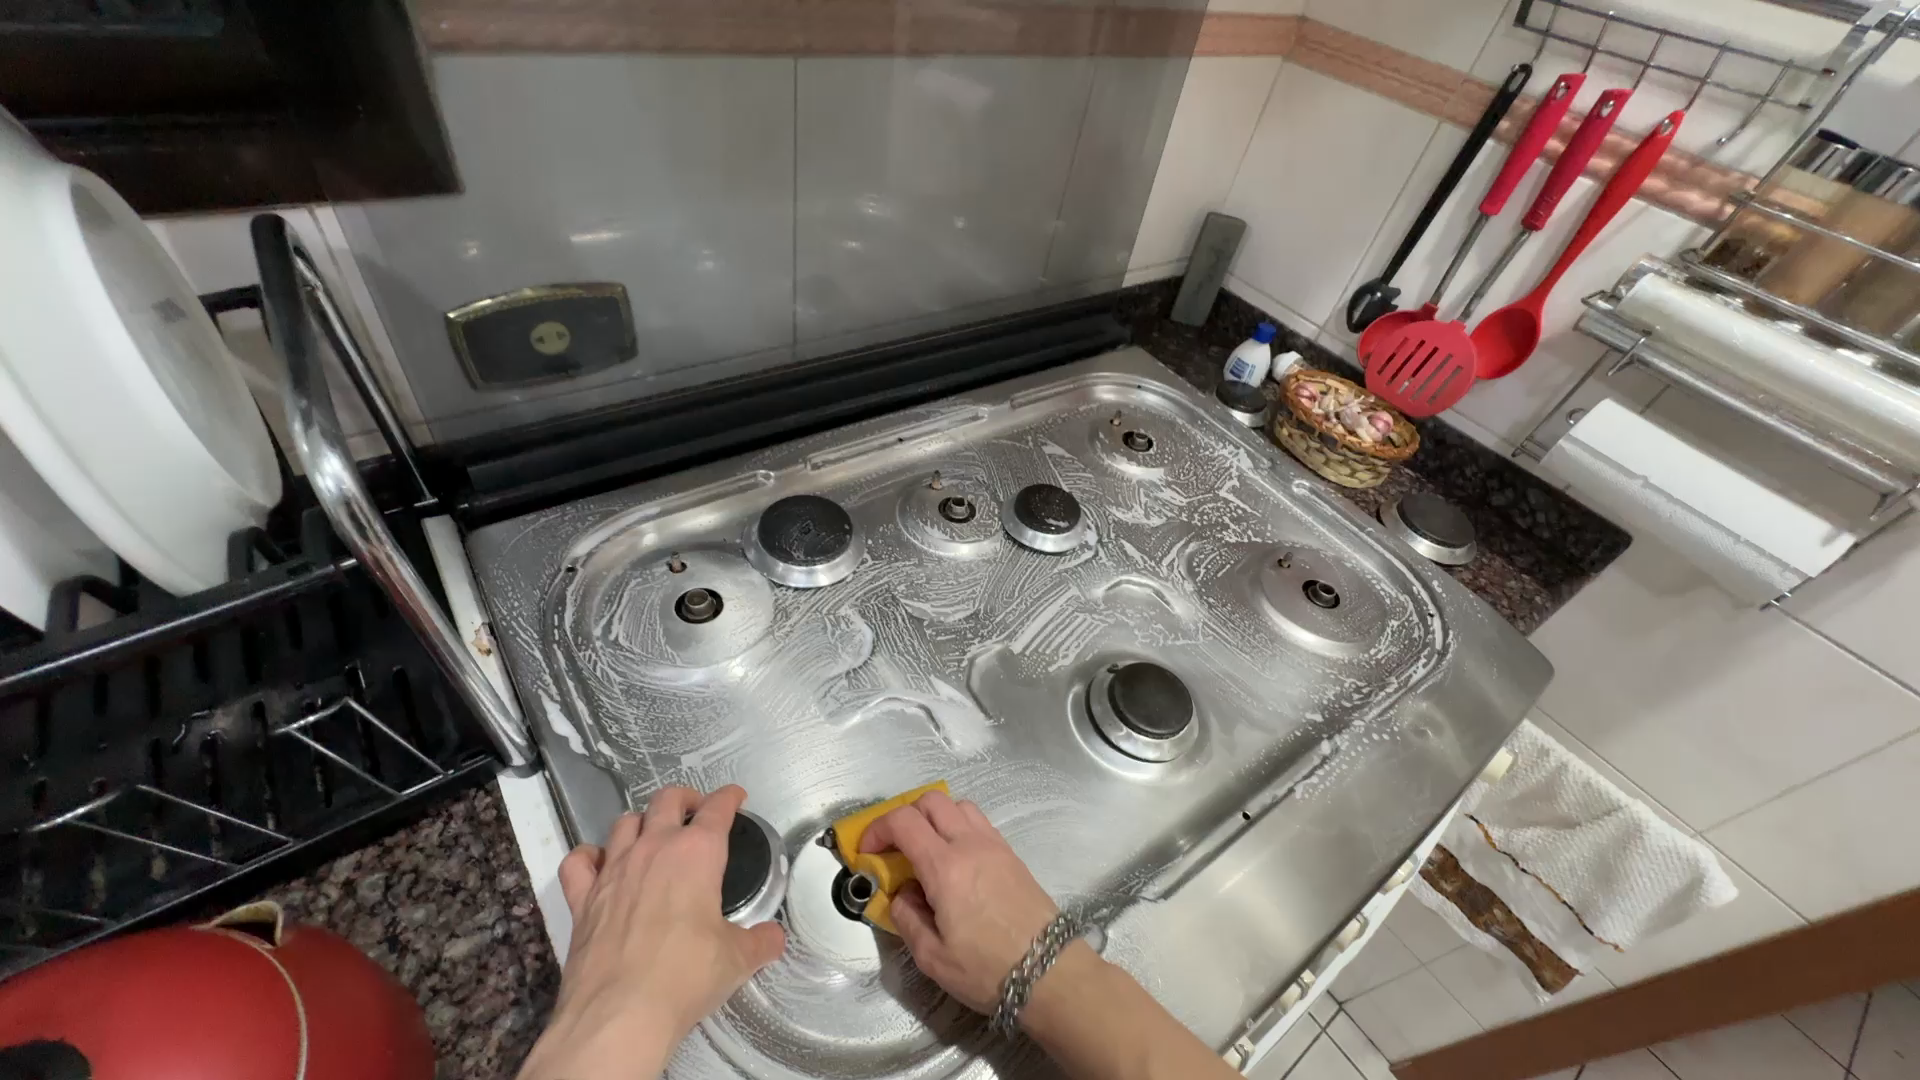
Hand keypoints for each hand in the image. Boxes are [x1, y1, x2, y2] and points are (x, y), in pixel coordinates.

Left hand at [517, 786, 786, 1079]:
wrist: (619, 1016)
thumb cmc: (685, 977)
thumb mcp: (737, 959)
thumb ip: (760, 941)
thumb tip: (774, 937)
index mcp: (698, 852)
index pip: (718, 808)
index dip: (730, 797)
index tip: (736, 798)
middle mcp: (654, 848)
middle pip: (668, 800)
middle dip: (686, 798)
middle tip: (696, 811)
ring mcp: (613, 870)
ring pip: (624, 822)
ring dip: (642, 822)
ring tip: (652, 835)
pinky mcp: (582, 898)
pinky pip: (579, 860)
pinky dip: (590, 856)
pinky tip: (600, 864)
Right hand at [858, 790, 1056, 1013]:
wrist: (1050, 972)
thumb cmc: (988, 969)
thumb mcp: (933, 957)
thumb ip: (907, 919)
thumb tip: (901, 894)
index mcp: (945, 866)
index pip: (903, 822)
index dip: (877, 830)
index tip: (866, 852)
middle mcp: (970, 844)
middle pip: (931, 801)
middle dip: (904, 816)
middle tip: (893, 848)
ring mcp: (994, 844)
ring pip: (957, 805)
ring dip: (934, 817)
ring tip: (925, 850)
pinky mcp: (1010, 853)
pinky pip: (978, 821)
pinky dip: (957, 827)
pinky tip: (954, 860)